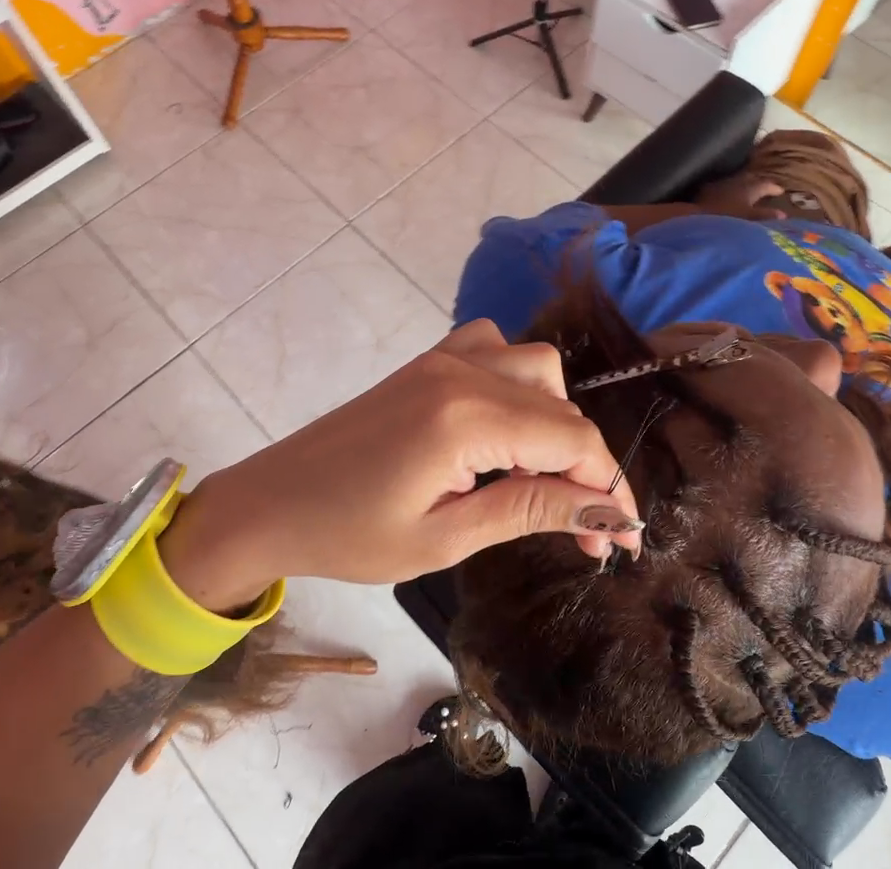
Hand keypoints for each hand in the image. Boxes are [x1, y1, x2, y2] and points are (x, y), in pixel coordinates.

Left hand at [158, 321, 639, 610]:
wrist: (270, 504)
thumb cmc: (348, 535)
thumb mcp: (444, 538)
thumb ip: (530, 510)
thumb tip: (606, 512)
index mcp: (465, 418)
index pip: (571, 441)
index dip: (606, 489)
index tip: (619, 540)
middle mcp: (461, 372)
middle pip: (561, 404)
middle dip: (583, 465)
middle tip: (579, 528)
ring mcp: (441, 359)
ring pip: (535, 368)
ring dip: (554, 421)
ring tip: (539, 477)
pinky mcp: (426, 363)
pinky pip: (493, 350)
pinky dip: (518, 384)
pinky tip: (504, 428)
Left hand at [692, 172, 788, 221]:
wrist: (697, 218)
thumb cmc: (728, 219)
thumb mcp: (750, 218)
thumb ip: (766, 215)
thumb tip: (783, 215)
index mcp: (750, 188)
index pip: (766, 184)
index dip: (774, 188)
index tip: (780, 192)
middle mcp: (737, 182)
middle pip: (751, 179)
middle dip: (759, 183)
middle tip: (765, 189)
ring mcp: (721, 185)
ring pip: (737, 182)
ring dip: (744, 186)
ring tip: (749, 193)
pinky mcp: (708, 191)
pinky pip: (723, 187)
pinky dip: (730, 191)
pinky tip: (728, 198)